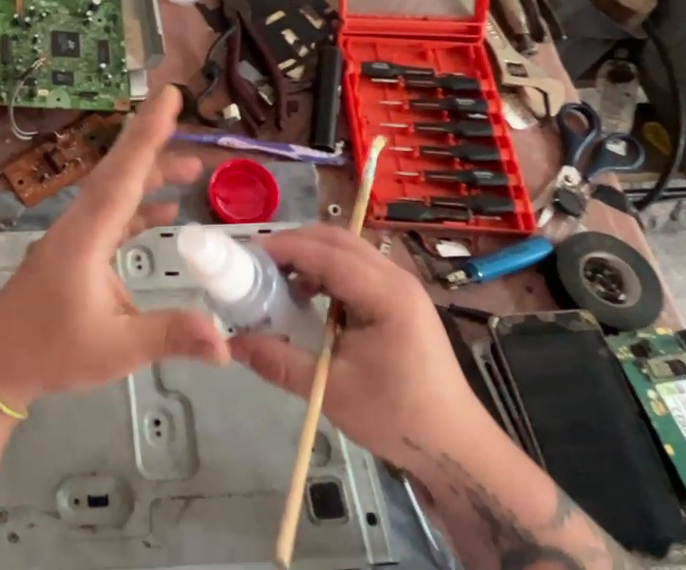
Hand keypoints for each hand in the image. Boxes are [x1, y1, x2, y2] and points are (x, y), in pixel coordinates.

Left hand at [0, 86, 228, 409]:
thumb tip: (227, 342)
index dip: (148, 135)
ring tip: (192, 167)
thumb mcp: (116, 349)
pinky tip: (165, 211)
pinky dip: (139, 207)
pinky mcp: (75, 250)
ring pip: (115, 192)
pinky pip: (112, 216)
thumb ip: (171, 336)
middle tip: (185, 116)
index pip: (123, 176)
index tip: (168, 96)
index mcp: (87, 237)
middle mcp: (80, 224)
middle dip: (152, 141)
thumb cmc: (50, 352)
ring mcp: (75, 236)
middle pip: (118, 172)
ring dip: (150, 175)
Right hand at [229, 225, 492, 462]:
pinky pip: (357, 269)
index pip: (326, 253)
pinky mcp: (401, 300)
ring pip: (348, 251)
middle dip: (294, 244)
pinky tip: (306, 295)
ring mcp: (402, 288)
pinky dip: (326, 271)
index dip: (284, 248)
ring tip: (275, 279)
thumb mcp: (330, 390)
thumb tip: (232, 344)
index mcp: (386, 294)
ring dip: (310, 256)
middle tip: (256, 264)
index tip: (246, 255)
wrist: (453, 445)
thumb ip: (279, 361)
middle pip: (338, 240)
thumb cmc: (396, 416)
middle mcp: (397, 279)